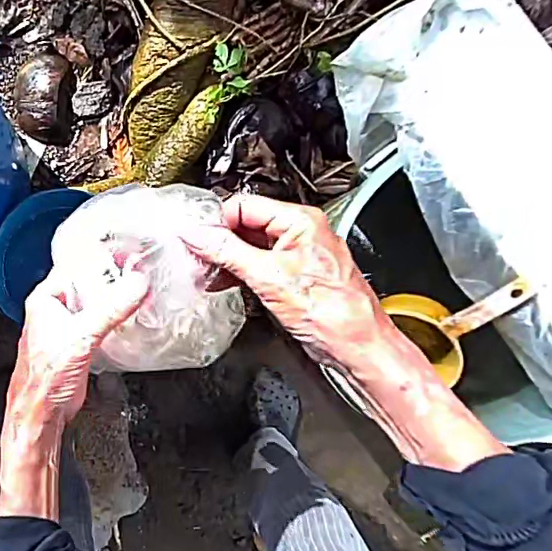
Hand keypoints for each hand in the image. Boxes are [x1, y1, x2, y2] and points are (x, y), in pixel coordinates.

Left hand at [0, 257, 147, 519]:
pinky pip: (99, 320)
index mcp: (45, 300)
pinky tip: (130, 315)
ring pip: (94, 302)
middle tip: (139, 266)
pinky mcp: (78, 343)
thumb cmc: (44, 381)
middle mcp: (53, 310)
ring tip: (139, 286)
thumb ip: (111, 309)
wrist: (42, 415)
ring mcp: (66, 326)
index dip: (100, 256)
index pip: (74, 265)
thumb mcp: (82, 337)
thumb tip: (136, 284)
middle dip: (112, 275)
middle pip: (86, 282)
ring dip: (114, 296)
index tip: (126, 249)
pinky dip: (114, 315)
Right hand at [181, 193, 391, 369]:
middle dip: (217, 242)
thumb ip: (227, 251)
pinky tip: (223, 283)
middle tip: (195, 257)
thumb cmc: (332, 313)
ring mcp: (296, 255)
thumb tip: (198, 235)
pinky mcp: (292, 276)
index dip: (216, 221)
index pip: (243, 205)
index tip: (195, 238)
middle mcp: (300, 232)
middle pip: (244, 224)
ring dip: (225, 259)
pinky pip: (257, 265)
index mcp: (300, 221)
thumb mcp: (268, 276)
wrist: (356, 345)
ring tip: (205, 273)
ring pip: (249, 245)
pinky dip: (238, 272)